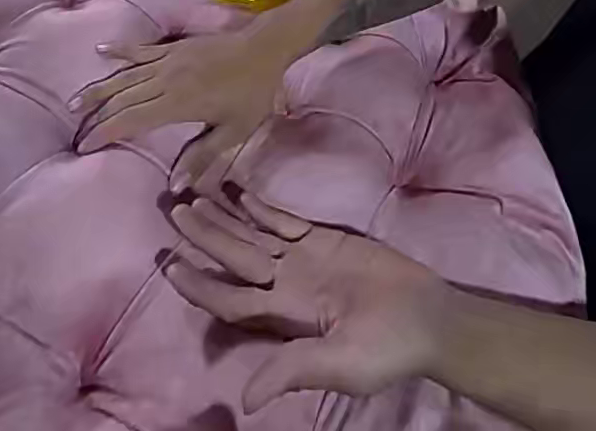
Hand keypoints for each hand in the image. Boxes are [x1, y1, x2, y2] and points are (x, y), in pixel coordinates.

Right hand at [70, 25, 304, 189]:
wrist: (264, 48)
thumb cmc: (252, 92)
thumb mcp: (234, 131)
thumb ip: (202, 155)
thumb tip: (175, 186)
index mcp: (178, 102)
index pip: (131, 120)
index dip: (105, 133)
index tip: (84, 148)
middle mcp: (166, 79)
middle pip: (122, 99)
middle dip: (96, 117)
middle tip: (75, 134)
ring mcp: (168, 58)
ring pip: (125, 74)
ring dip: (99, 89)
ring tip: (74, 103)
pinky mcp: (174, 45)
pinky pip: (141, 48)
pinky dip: (120, 50)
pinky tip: (100, 51)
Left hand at [164, 191, 450, 412]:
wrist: (425, 316)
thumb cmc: (385, 348)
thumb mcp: (341, 365)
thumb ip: (294, 369)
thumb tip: (246, 400)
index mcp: (284, 319)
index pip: (231, 300)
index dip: (200, 285)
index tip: (170, 266)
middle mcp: (285, 285)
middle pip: (235, 259)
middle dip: (205, 237)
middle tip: (175, 212)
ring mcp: (303, 259)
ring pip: (254, 235)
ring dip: (227, 218)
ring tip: (197, 198)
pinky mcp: (324, 239)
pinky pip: (286, 220)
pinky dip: (263, 207)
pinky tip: (242, 194)